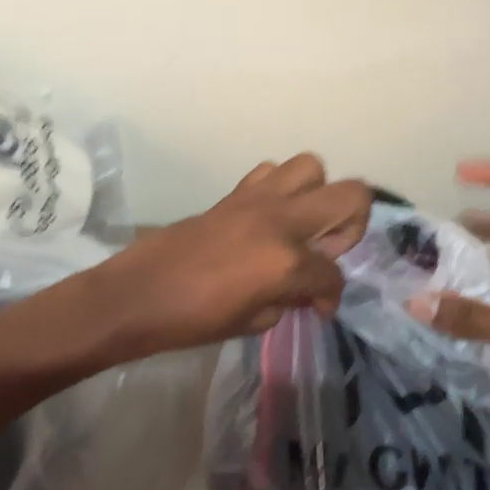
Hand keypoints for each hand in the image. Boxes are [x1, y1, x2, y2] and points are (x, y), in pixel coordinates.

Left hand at [97, 154, 371, 357]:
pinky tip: (265, 219)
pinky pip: (269, 172)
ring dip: (316, 196)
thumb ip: (290, 299)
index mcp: (286, 261)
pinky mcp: (232, 194)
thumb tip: (305, 290)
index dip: (331, 295)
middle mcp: (279, 220)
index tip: (318, 307)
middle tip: (323, 252)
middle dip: (351, 226)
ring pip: (311, 167)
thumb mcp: (254, 322)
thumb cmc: (193, 320)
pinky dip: (278, 190)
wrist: (138, 295)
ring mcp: (255, 200)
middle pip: (350, 195)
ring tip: (298, 227)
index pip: (333, 273)